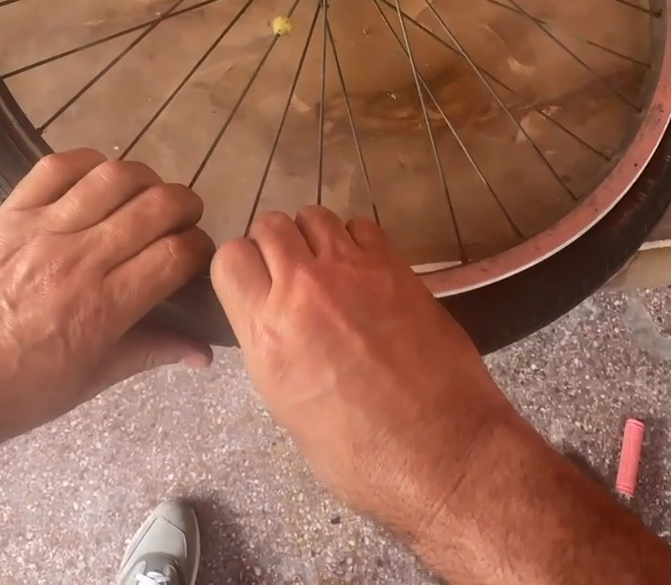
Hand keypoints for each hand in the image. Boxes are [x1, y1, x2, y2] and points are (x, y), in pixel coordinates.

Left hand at [0, 150, 214, 469]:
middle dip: (185, 207)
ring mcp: (40, 230)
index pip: (177, 255)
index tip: (196, 257)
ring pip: (115, 177)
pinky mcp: (7, 213)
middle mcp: (78, 260)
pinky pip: (57, 166)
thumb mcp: (88, 383)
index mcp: (102, 309)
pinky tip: (99, 179)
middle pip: (157, 206)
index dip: (200, 249)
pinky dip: (90, 162)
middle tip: (182, 221)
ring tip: (146, 197)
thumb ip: (150, 353)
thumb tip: (206, 351)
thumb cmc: (9, 397)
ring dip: (146, 180)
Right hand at [211, 207, 527, 535]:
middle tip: (291, 272)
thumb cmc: (359, 455)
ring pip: (313, 215)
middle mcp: (303, 290)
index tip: (254, 282)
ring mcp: (351, 271)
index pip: (229, 259)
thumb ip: (271, 347)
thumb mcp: (287, 408)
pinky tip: (365, 269)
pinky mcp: (393, 264)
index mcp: (268, 333)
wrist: (441, 451)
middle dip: (274, 244)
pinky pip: (360, 225)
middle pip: (269, 225)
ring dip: (313, 236)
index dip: (240, 267)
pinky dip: (356, 240)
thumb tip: (272, 318)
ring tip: (328, 266)